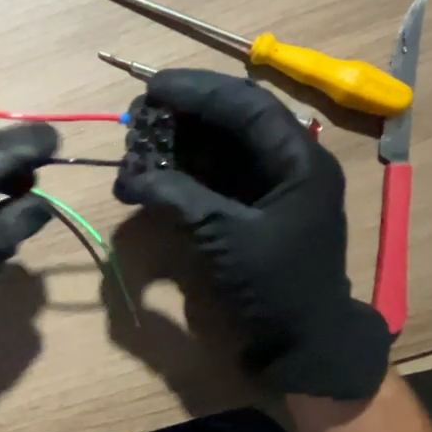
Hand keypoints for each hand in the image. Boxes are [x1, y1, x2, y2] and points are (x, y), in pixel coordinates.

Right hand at [115, 70, 388, 399]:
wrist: (301, 344)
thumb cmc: (276, 286)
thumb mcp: (226, 237)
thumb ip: (180, 198)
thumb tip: (130, 178)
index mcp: (298, 161)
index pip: (246, 105)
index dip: (198, 91)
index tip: (152, 87)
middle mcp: (284, 166)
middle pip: (230, 122)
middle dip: (181, 118)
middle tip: (136, 118)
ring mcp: (265, 191)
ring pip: (217, 150)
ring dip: (175, 147)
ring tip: (135, 149)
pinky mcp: (246, 214)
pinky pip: (211, 180)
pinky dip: (179, 177)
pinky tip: (147, 180)